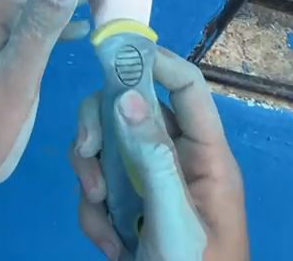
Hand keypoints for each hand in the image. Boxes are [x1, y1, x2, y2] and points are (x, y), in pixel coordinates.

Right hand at [71, 48, 248, 260]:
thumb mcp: (175, 225)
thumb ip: (153, 159)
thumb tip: (129, 94)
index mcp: (205, 157)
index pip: (186, 86)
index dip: (153, 59)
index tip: (109, 52)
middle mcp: (177, 160)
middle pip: (131, 106)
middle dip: (100, 129)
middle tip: (86, 156)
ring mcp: (151, 183)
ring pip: (106, 144)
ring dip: (92, 177)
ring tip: (101, 218)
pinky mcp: (130, 207)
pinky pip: (98, 184)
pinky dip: (93, 211)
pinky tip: (108, 246)